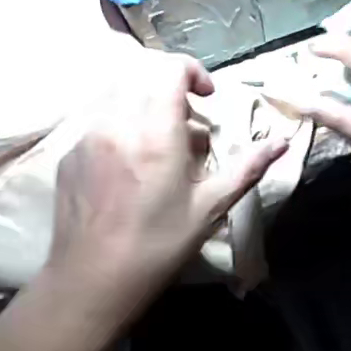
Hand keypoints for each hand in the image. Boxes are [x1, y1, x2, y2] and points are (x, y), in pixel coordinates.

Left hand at [33, 53, 286, 338]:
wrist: (89, 282)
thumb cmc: (158, 245)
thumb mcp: (210, 207)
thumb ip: (247, 167)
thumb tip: (281, 141)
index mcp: (155, 131)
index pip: (170, 68)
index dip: (194, 72)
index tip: (208, 98)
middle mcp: (116, 122)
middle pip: (143, 72)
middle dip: (170, 85)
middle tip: (188, 120)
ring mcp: (86, 136)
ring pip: (118, 93)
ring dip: (145, 102)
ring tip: (160, 142)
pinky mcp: (68, 153)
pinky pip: (99, 119)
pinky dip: (122, 123)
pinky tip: (130, 164)